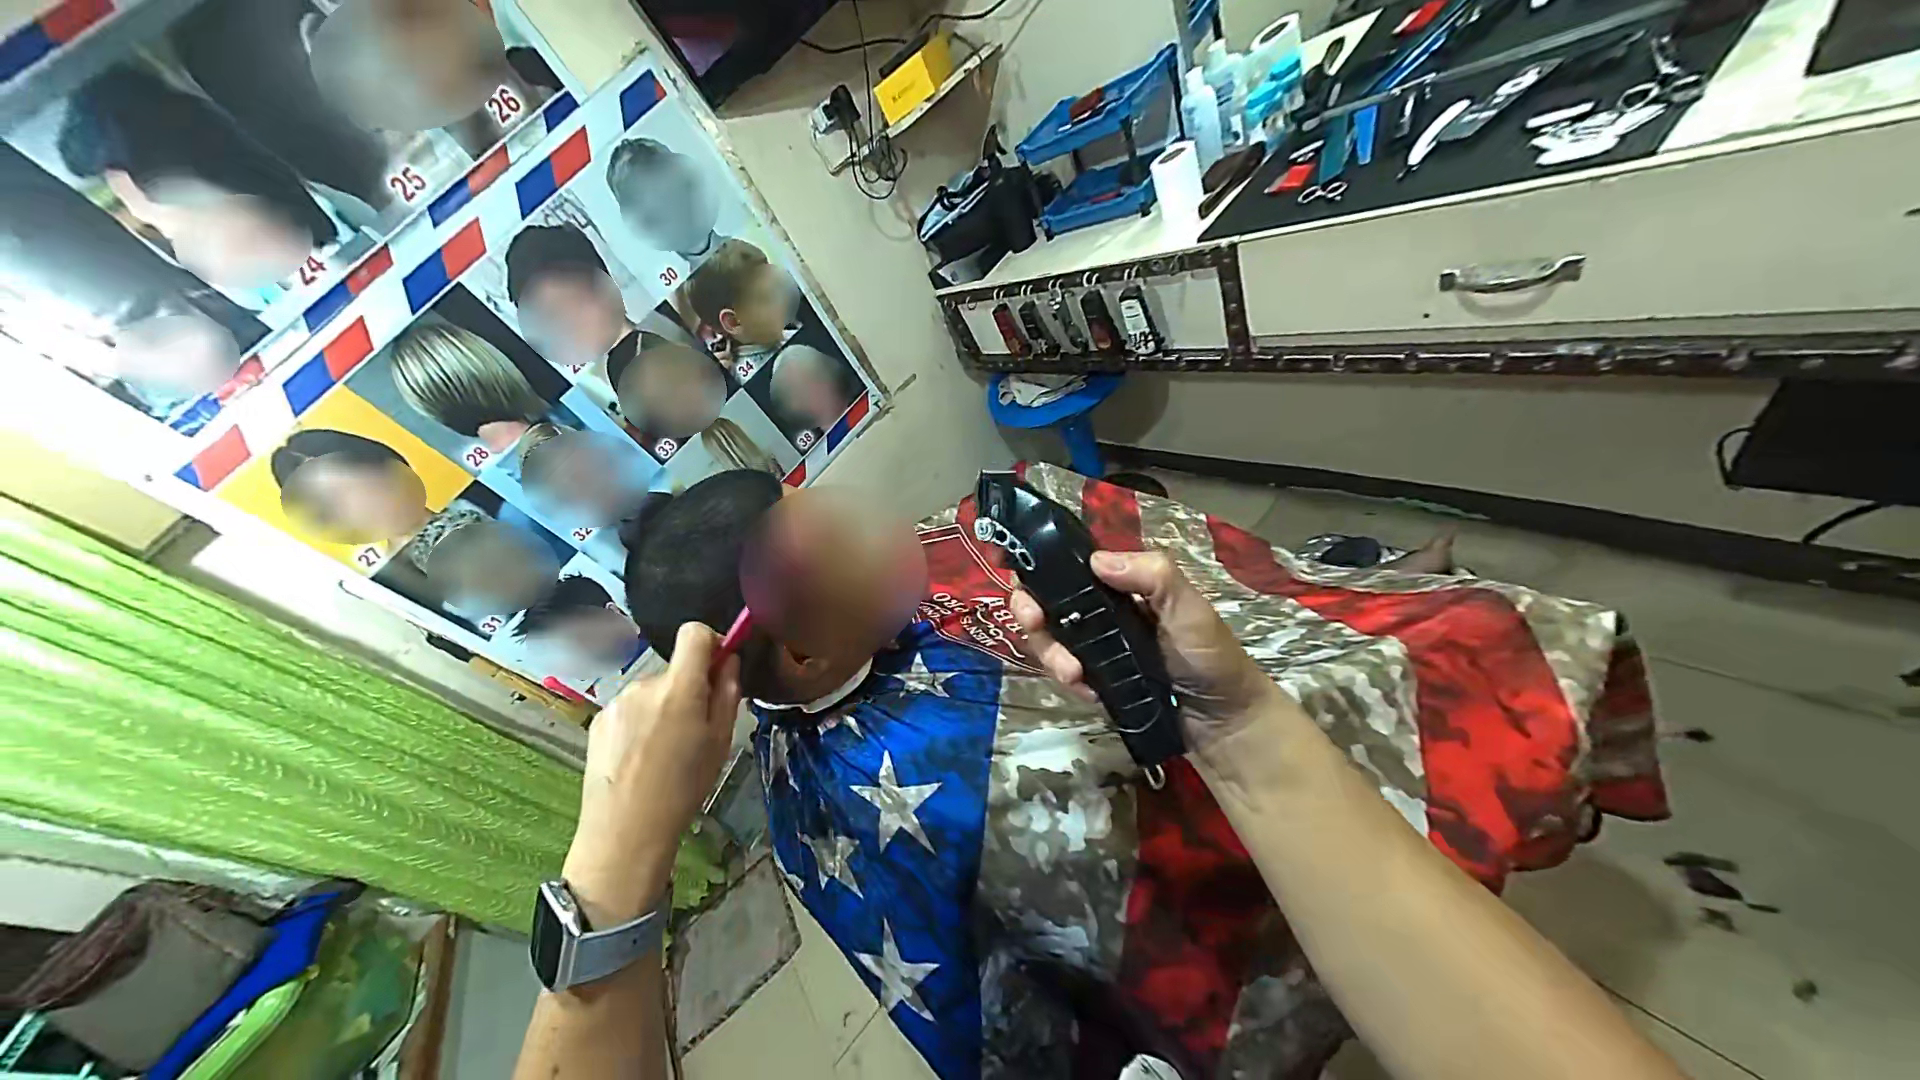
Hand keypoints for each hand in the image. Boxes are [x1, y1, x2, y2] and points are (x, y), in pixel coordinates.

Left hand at [563, 623, 741, 926]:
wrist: (625, 831)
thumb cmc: (684, 785)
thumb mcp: (721, 740)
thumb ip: (727, 692)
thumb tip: (728, 661)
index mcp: (679, 687)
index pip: (694, 632)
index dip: (711, 642)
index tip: (718, 668)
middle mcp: (644, 685)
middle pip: (675, 668)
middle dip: (689, 687)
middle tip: (695, 728)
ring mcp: (617, 702)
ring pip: (653, 691)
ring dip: (664, 706)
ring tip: (666, 749)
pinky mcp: (598, 721)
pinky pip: (631, 708)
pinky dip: (642, 721)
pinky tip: (641, 756)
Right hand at [1010, 550, 1286, 766]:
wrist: (1223, 723)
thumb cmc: (1210, 656)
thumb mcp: (1189, 608)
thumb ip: (1153, 575)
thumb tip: (1095, 560)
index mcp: (1122, 585)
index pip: (1071, 568)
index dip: (1041, 571)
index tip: (1026, 581)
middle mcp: (1102, 612)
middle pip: (1048, 603)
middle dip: (1031, 611)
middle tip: (1032, 620)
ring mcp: (1096, 647)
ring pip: (1050, 640)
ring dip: (1049, 652)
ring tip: (1072, 672)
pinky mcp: (1095, 680)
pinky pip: (1066, 674)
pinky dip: (1069, 681)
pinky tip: (1088, 691)